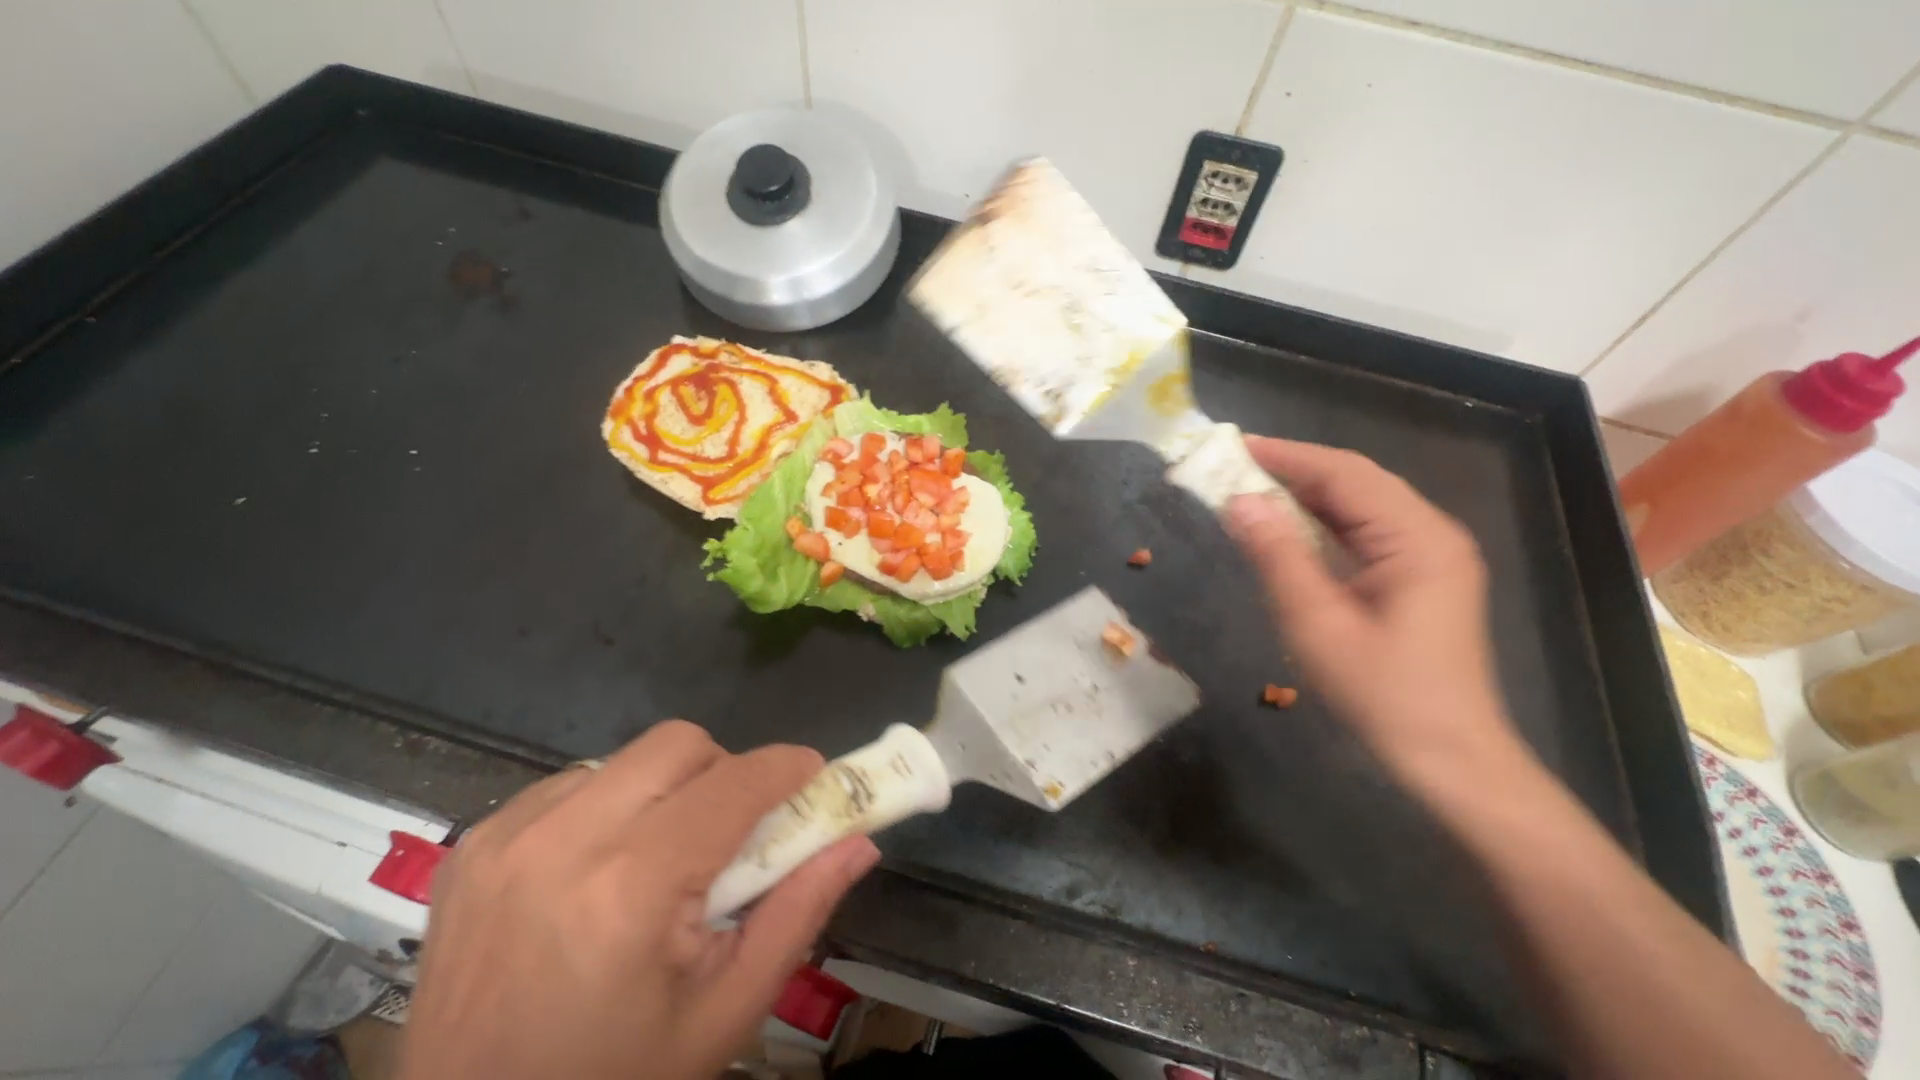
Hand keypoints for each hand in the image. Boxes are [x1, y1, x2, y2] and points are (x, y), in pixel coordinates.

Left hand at [397, 721, 879, 1079]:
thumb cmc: (616, 1076)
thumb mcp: (726, 1012)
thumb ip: (798, 913)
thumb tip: (858, 844)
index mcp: (632, 888)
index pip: (733, 784)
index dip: (787, 768)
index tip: (814, 778)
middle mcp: (564, 840)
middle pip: (678, 744)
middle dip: (725, 771)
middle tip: (736, 831)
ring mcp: (507, 837)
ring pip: (622, 759)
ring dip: (663, 790)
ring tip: (662, 860)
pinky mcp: (474, 845)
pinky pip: (567, 786)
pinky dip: (606, 808)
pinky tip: (601, 872)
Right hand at [1224, 437, 1521, 782]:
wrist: (1449, 757)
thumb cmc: (1383, 694)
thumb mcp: (1318, 625)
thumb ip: (1277, 557)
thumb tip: (1237, 502)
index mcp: (1417, 537)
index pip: (1345, 473)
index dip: (1286, 456)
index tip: (1232, 447)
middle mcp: (1431, 533)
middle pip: (1356, 483)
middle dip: (1294, 472)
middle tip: (1232, 468)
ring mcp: (1431, 556)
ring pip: (1361, 507)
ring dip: (1306, 497)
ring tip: (1249, 492)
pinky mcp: (1421, 578)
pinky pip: (1367, 534)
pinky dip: (1324, 526)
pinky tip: (1288, 530)